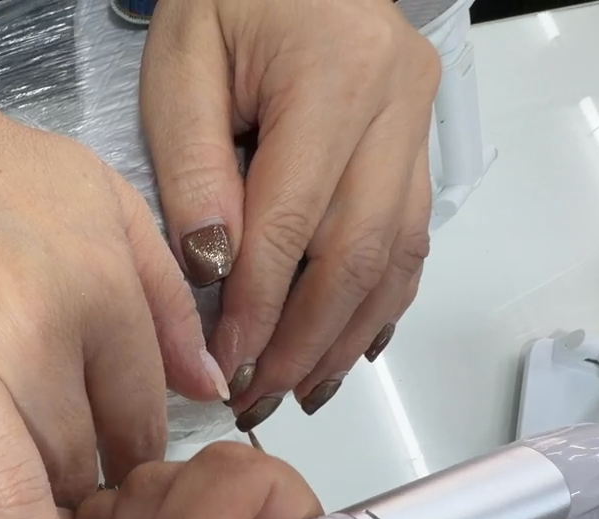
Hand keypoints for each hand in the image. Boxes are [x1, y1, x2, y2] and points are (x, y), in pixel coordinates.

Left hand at [143, 0, 439, 429]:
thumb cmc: (222, 1)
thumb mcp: (181, 75)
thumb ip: (194, 173)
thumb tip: (213, 270)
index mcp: (336, 76)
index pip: (294, 225)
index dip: (258, 309)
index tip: (224, 367)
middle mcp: (398, 104)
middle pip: (358, 255)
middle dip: (303, 343)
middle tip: (255, 398)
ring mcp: (418, 125)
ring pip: (394, 258)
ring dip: (343, 338)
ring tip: (295, 393)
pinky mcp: (414, 146)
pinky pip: (408, 241)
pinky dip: (375, 306)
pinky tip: (342, 351)